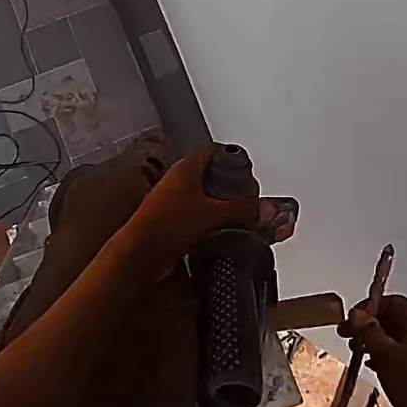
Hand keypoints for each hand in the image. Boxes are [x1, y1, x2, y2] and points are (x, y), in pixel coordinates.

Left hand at [119, 146, 262, 278]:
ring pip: (204, 198)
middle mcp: (177, 183)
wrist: (139, 255)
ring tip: (242, 214)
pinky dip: (212, 222)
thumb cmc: (165, 226)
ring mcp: (172, 203)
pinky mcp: (172, 223)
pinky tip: (224, 232)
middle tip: (249, 194)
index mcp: (185, 170)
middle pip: (209, 175)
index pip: (212, 151)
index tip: (247, 165)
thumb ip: (243, 210)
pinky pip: (197, 217)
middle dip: (230, 185)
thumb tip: (267, 208)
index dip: (231, 155)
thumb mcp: (212, 214)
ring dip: (221, 206)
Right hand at [345, 294, 406, 406]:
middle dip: (368, 324)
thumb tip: (358, 314)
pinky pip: (398, 350)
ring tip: (357, 348)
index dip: (368, 307)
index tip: (351, 318)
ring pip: (394, 334)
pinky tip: (372, 363)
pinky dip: (382, 352)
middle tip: (348, 332)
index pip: (393, 303)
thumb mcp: (385, 354)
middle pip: (393, 317)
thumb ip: (369, 330)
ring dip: (373, 338)